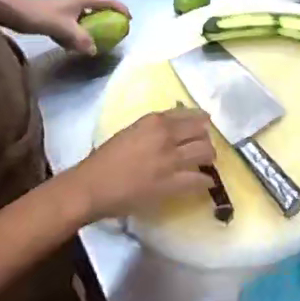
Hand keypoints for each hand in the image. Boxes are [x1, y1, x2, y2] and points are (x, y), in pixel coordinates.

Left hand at [0, 0, 128, 53]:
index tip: (130, 20)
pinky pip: (75, 25)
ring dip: (94, 28)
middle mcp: (78, 2)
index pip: (109, 1)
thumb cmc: (40, 14)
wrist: (12, 12)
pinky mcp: (57, 17)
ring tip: (100, 40)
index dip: (121, 9)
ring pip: (86, 18)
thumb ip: (80, 38)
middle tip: (116, 32)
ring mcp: (67, 9)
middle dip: (109, 19)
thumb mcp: (62, 28)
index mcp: (83, 0)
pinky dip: (79, 33)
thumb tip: (95, 51)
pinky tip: (75, 45)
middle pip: (99, 8)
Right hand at [63, 108, 215, 220]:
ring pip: (205, 152)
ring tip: (206, 162)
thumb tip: (176, 127)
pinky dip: (204, 181)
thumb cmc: (106, 158)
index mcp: (155, 121)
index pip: (190, 114)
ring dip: (208, 157)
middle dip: (206, 138)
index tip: (204, 125)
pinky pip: (198, 179)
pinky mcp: (170, 184)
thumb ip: (156, 127)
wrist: (91, 186)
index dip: (200, 120)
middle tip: (204, 146)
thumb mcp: (133, 130)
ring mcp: (170, 160)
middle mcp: (167, 136)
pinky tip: (206, 182)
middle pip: (202, 131)